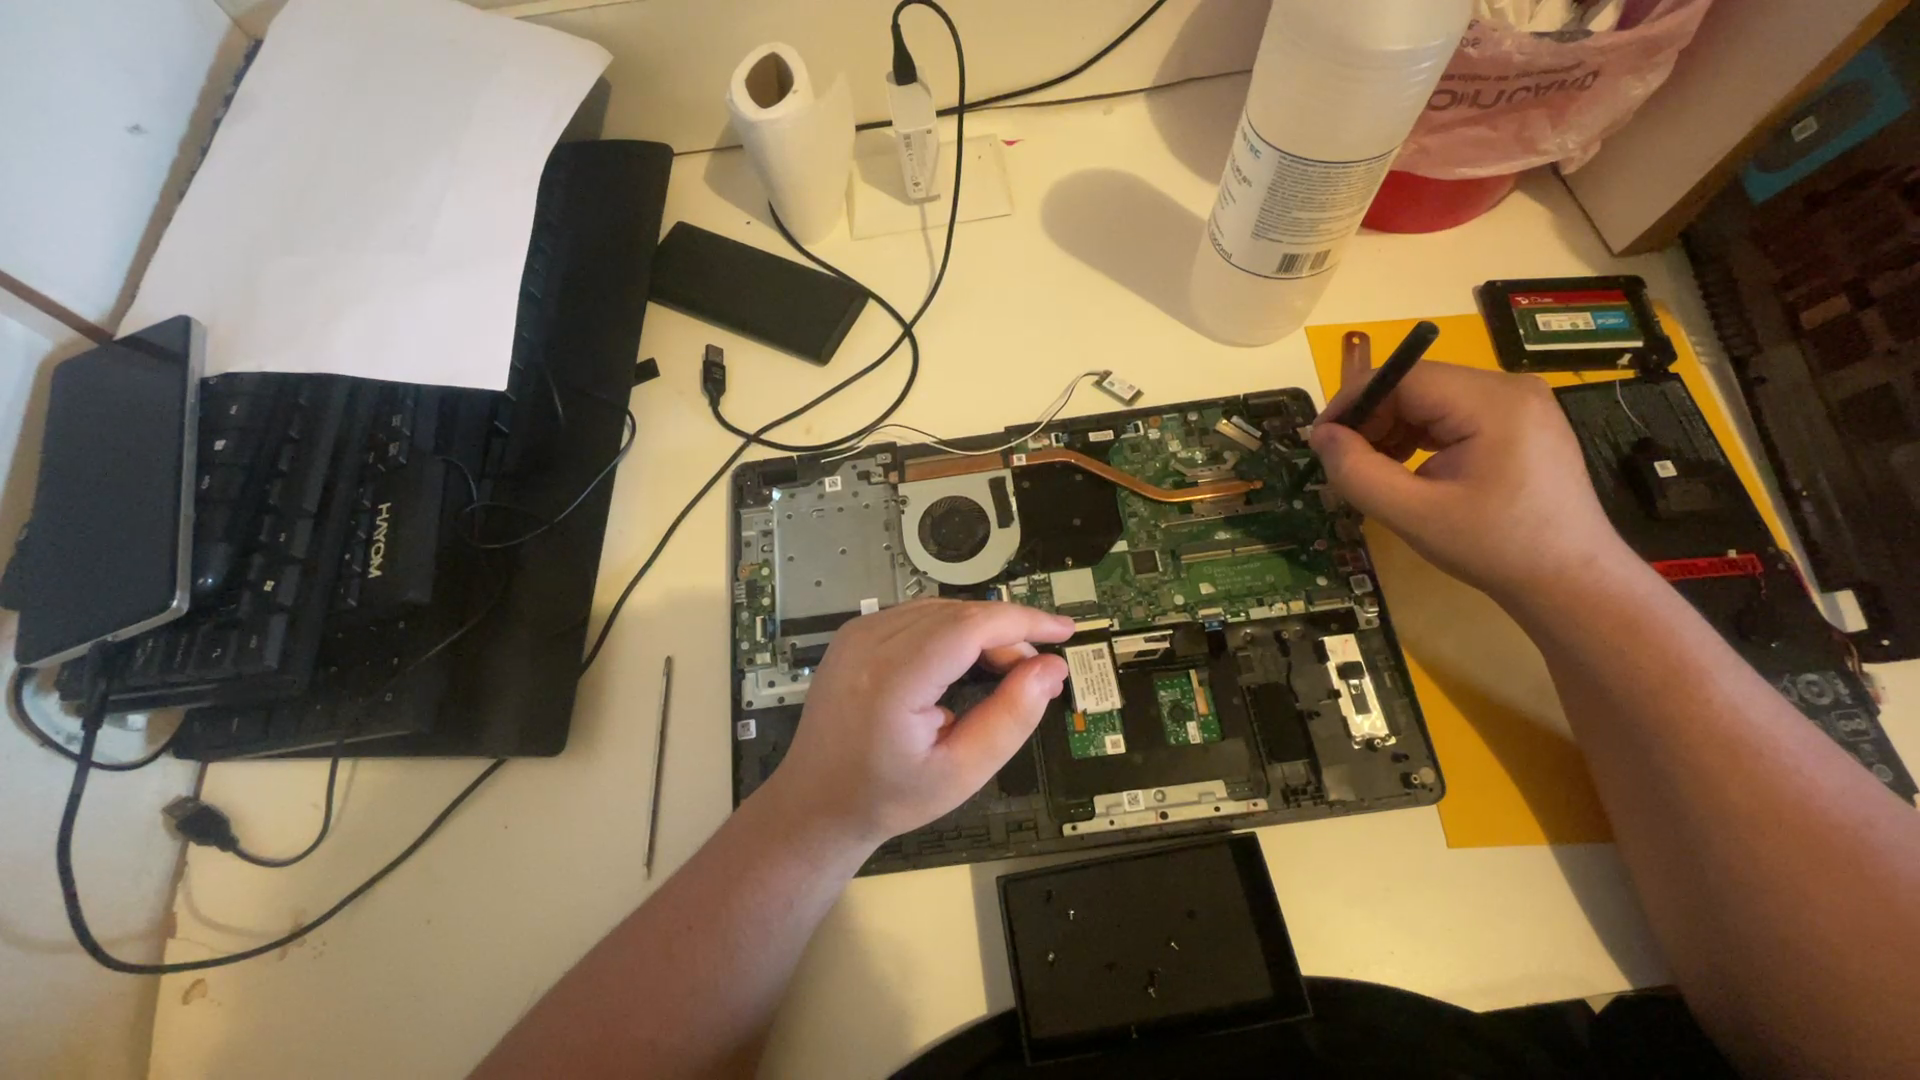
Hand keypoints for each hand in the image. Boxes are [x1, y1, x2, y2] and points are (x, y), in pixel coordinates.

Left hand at [765, 599, 1074, 847]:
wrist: (816, 801)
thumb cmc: (887, 796)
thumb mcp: (961, 773)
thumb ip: (1010, 718)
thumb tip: (1050, 669)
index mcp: (891, 680)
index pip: (969, 627)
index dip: (1023, 622)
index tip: (1065, 631)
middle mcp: (868, 643)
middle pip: (958, 613)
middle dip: (1007, 631)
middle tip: (1036, 669)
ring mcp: (857, 633)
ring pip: (941, 609)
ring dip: (983, 629)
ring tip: (1007, 668)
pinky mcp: (854, 633)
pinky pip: (918, 615)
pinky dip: (954, 629)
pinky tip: (970, 658)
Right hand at [1308, 355, 1632, 603]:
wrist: (1569, 580)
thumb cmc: (1493, 547)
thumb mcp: (1413, 513)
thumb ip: (1357, 471)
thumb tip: (1320, 436)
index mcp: (1491, 401)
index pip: (1401, 377)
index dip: (1352, 402)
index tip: (1319, 441)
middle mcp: (1509, 387)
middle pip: (1415, 385)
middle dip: (1371, 421)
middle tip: (1344, 464)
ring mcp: (1518, 403)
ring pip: (1429, 400)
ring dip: (1391, 430)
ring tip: (1375, 472)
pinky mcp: (1518, 422)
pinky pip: (1450, 415)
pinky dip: (1418, 437)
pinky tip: (1407, 470)